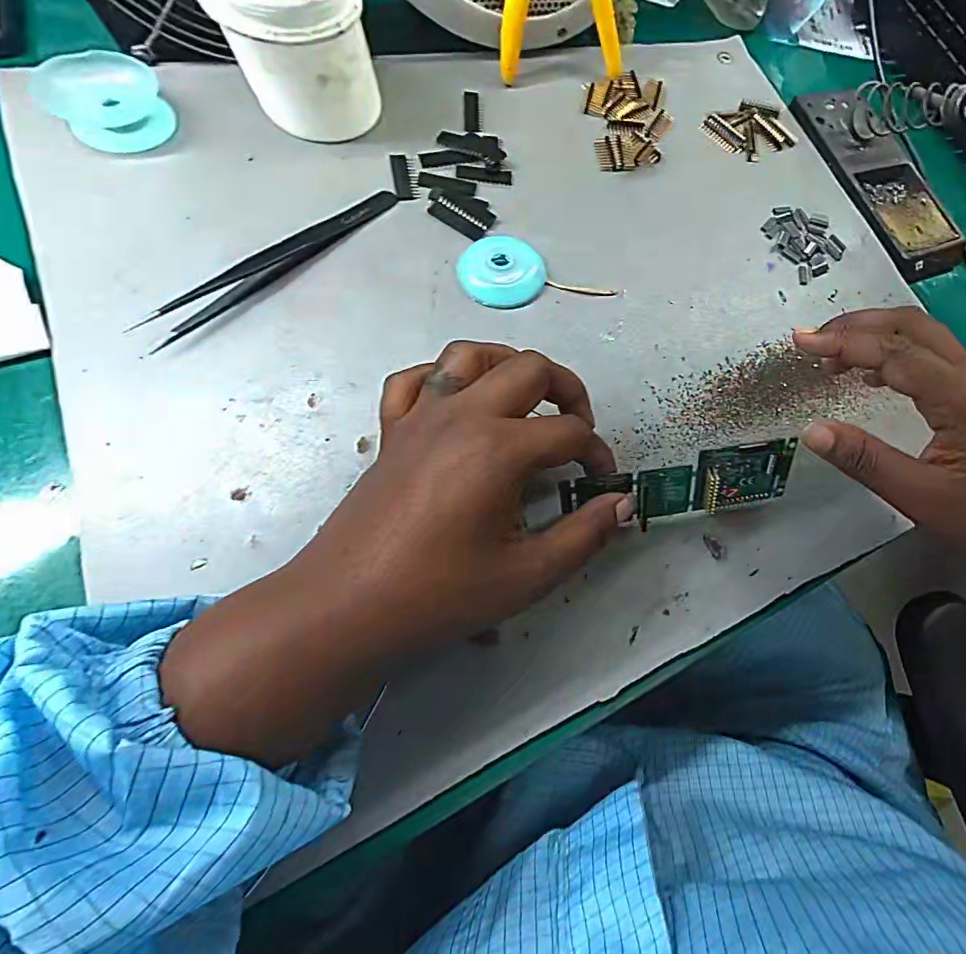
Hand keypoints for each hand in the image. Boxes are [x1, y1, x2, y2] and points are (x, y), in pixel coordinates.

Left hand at [162, 342, 629, 763]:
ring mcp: (421, 417)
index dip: (598, 454)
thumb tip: (623, 503)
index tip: (604, 481)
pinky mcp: (391, 430)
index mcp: (499, 449)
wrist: (343, 609)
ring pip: (471, 355)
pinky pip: (416, 379)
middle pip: (530, 368)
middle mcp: (462, 416)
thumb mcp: (527, 575)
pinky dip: (444, 378)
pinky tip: (460, 406)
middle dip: (568, 390)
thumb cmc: (438, 595)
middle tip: (578, 429)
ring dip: (509, 366)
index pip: (570, 432)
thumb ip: (584, 534)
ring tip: (527, 400)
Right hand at [792, 309, 965, 639]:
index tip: (801, 343)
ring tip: (834, 354)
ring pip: (924, 335)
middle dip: (859, 324)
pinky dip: (895, 353)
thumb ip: (864, 459)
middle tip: (815, 341)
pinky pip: (933, 356)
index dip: (842, 343)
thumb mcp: (918, 496)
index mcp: (960, 397)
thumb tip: (811, 430)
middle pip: (912, 325)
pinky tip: (871, 376)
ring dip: (877, 334)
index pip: (893, 352)